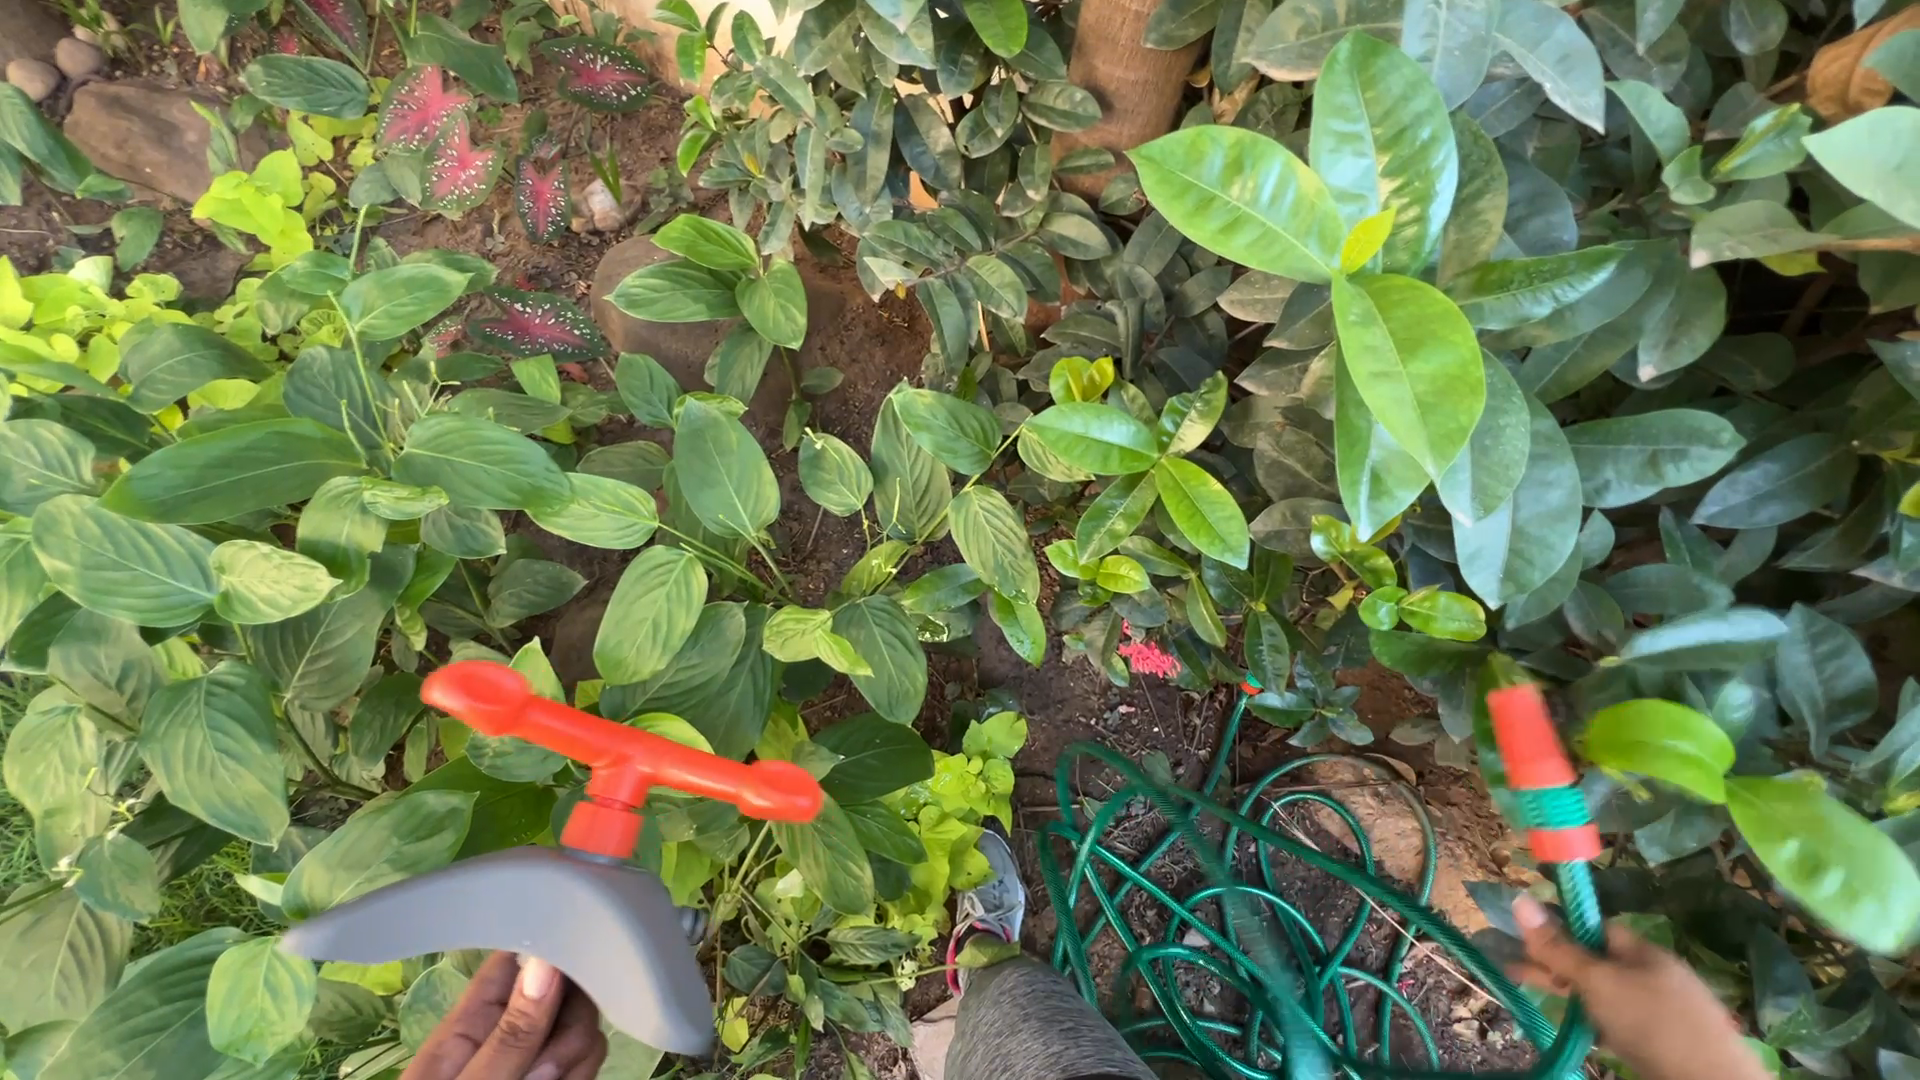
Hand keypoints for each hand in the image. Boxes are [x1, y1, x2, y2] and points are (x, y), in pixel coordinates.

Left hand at [403, 951, 608, 1079]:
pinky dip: (583, 1072)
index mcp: (464, 1029)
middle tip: (552, 1072)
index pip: (514, 958)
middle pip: (561, 988)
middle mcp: (499, 1036)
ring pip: (580, 1024)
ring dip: (579, 1055)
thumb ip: (510, 1036)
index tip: (581, 967)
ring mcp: (528, 1062)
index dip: (552, 948)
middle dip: (573, 1021)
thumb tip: (549, 957)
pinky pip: (584, 1060)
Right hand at [1509, 895, 1770, 1079]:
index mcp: (1645, 952)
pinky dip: (1597, 1021)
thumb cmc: (1652, 1023)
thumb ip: (1557, 946)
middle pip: (1596, 961)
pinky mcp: (1667, 1043)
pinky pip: (1622, 1021)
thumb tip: (1520, 898)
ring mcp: (1664, 1011)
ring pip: (1607, 994)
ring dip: (1572, 994)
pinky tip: (1584, 1029)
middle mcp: (1656, 976)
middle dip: (1556, 965)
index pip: (1595, 928)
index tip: (1528, 943)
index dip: (1561, 930)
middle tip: (1516, 972)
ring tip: (1539, 998)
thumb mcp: (1596, 981)